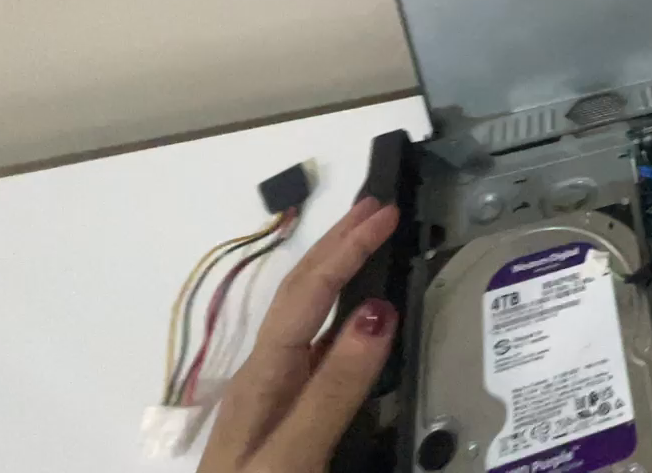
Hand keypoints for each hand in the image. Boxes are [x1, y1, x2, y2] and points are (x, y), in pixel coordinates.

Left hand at [198, 197, 400, 472]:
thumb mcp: (293, 460)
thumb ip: (335, 389)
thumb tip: (379, 308)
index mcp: (264, 379)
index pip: (308, 294)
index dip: (347, 247)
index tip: (387, 211)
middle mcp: (266, 377)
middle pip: (300, 293)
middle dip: (338, 242)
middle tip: (378, 204)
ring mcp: (273, 396)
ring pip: (306, 312)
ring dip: (336, 265)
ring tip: (365, 236)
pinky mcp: (287, 416)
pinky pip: (317, 340)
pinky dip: (340, 304)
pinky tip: (354, 310)